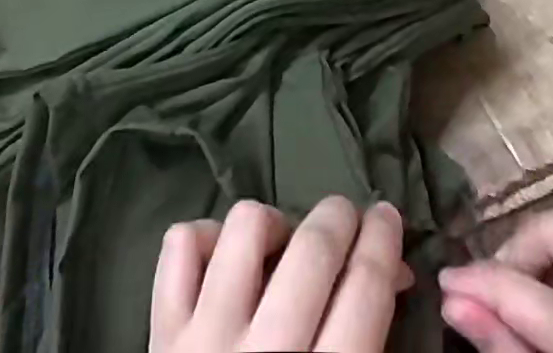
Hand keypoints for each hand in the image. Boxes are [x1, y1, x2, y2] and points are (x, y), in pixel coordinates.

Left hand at [151, 196, 414, 352]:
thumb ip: (369, 339)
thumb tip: (389, 270)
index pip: (364, 291)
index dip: (382, 242)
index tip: (387, 215)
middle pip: (312, 251)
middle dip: (339, 217)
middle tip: (349, 213)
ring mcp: (205, 337)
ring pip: (244, 229)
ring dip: (274, 221)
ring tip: (286, 241)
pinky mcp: (163, 329)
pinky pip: (180, 246)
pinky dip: (206, 235)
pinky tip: (225, 257)